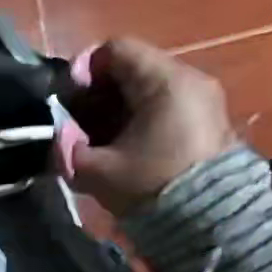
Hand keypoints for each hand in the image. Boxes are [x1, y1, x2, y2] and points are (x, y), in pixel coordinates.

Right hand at [68, 38, 238, 215]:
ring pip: (150, 89)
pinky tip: (128, 148)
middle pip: (134, 68)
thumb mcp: (98, 171)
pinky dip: (142, 120)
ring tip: (101, 139)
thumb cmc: (151, 186)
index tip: (67, 99)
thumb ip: (69, 148)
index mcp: (163, 80)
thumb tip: (60, 135)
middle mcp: (189, 79)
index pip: (116, 49)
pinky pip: (167, 107)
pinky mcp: (209, 123)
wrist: (210, 223)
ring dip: (120, 108)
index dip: (84, 69)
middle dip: (100, 92)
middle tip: (79, 123)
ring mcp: (204, 100)